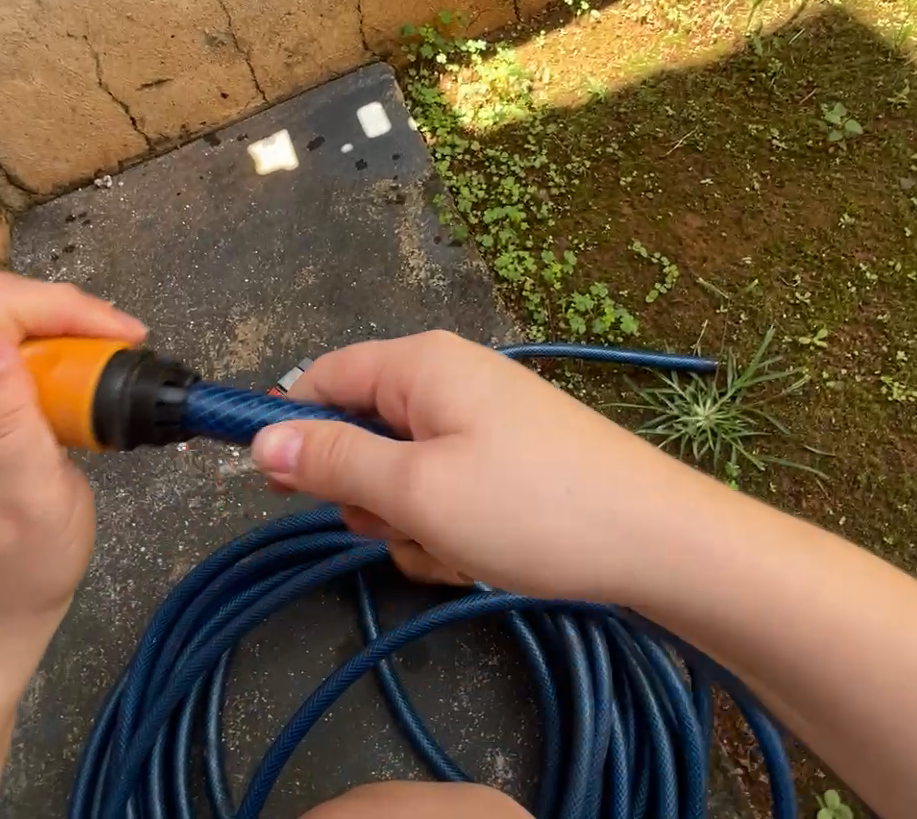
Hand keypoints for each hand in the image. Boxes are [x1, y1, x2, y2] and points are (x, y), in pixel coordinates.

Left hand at [0, 273, 146, 666]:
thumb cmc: (18, 569)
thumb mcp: (20, 500)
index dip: (60, 308)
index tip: (121, 341)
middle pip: (0, 309)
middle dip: (70, 314)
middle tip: (126, 351)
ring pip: (12, 328)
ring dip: (72, 333)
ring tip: (116, 368)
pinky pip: (21, 358)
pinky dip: (66, 358)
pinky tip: (92, 389)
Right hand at [249, 331, 726, 603]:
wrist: (657, 540)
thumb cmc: (527, 506)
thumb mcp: (415, 490)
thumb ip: (333, 462)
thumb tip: (260, 439)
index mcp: (422, 363)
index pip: (323, 376)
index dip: (293, 428)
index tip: (281, 488)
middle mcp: (450, 378)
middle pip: (364, 430)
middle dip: (370, 492)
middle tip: (402, 524)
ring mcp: (484, 419)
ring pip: (405, 472)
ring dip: (413, 520)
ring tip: (457, 545)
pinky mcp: (509, 457)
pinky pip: (448, 487)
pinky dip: (451, 526)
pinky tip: (485, 553)